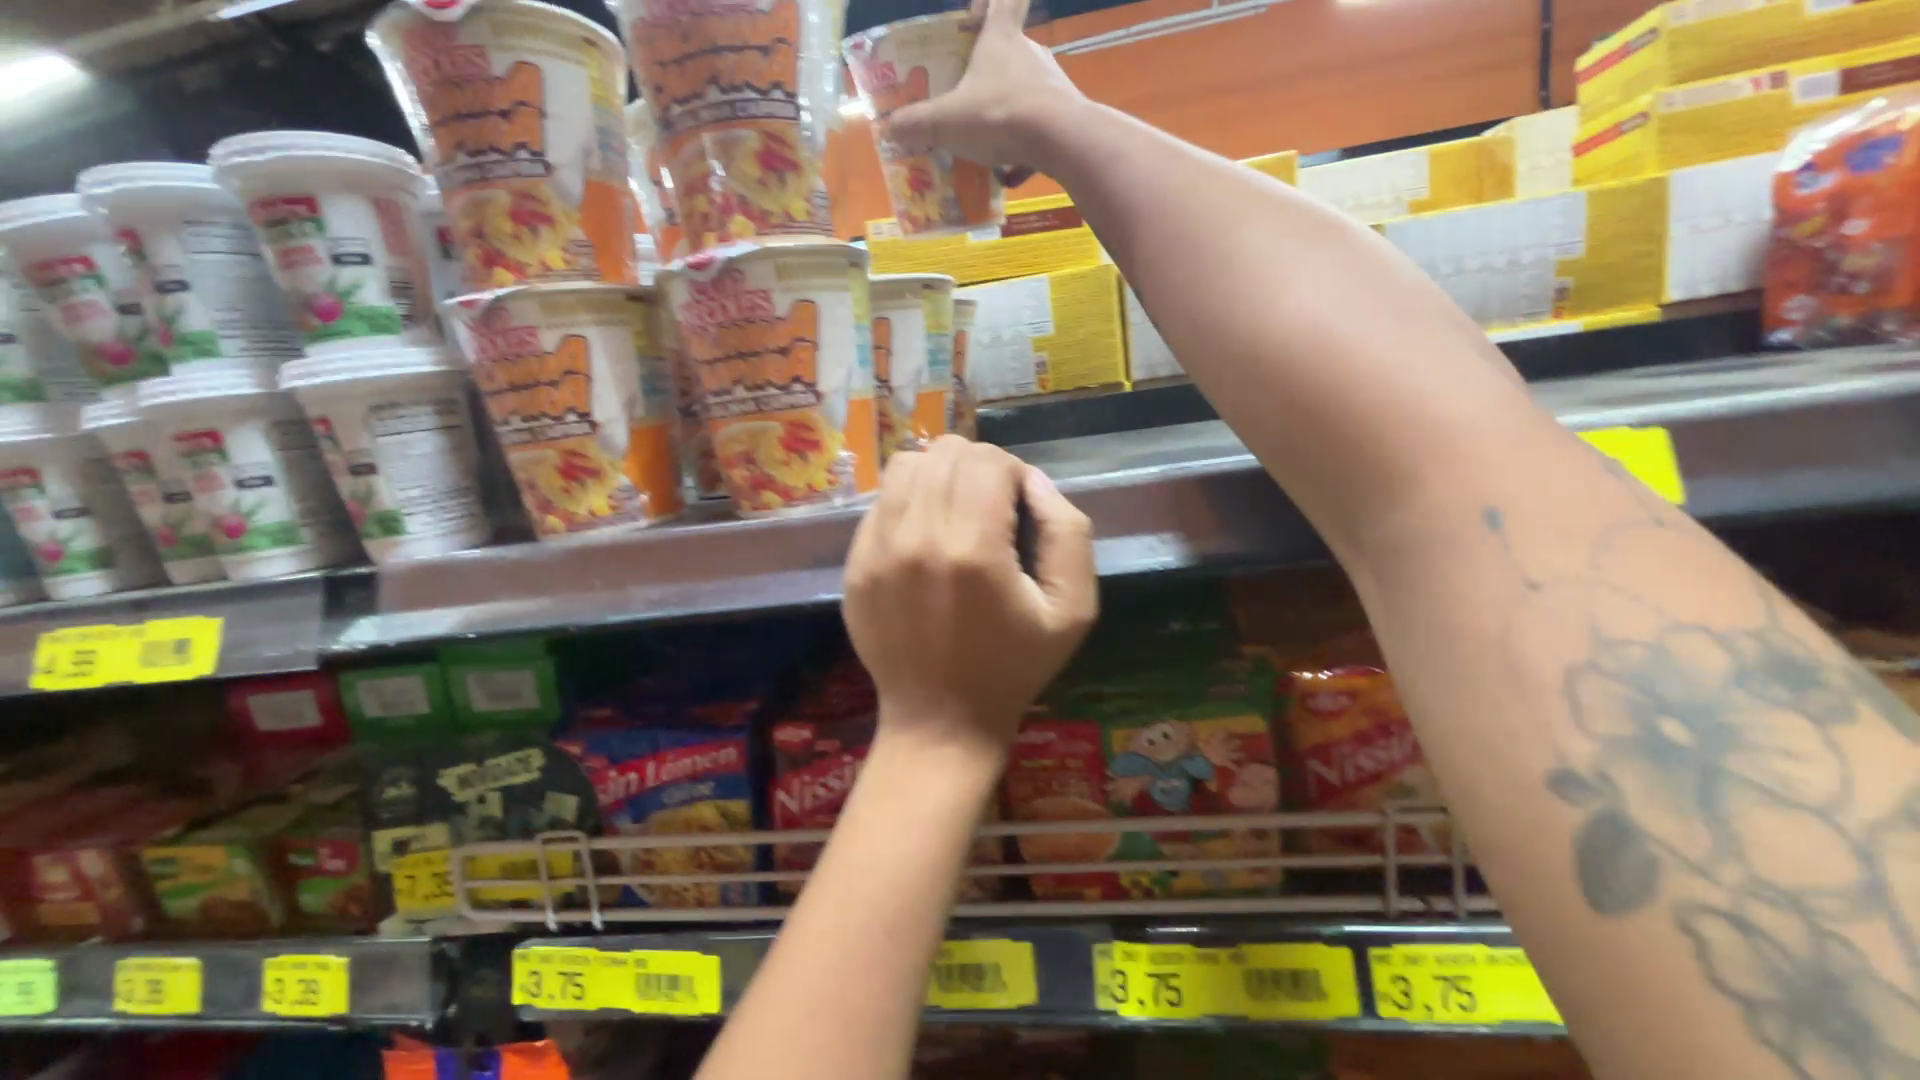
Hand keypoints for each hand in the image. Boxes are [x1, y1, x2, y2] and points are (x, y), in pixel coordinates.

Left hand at [843, 436, 1097, 767]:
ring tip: (957, 515)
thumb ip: (1068, 532)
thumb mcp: (1074, 609)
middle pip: (945, 453)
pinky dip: (908, 504)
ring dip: (939, 477)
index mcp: (973, 550)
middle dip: (979, 469)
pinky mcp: (854, 565)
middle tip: (992, 510)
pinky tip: (926, 540)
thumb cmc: (1014, 667)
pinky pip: (880, 502)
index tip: (1021, 511)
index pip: (988, 460)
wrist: (940, 722)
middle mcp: (916, 539)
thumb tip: (1033, 482)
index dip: (1015, 474)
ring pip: (906, 466)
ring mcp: (876, 551)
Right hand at [881, 0, 1085, 176]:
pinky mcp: (1069, 117)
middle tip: (968, 96)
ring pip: (1025, 95)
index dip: (988, 3)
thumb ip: (917, 125)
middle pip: (1010, 52)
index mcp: (1001, 39)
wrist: (1061, 140)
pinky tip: (1009, 176)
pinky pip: (1041, 132)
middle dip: (990, 73)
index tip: (978, 11)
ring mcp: (1053, 85)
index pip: (1002, 2)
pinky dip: (1025, 152)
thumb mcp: (946, 122)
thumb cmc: (998, 114)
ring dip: (1007, 116)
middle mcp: (1031, 54)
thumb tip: (891, 129)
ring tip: (986, 145)